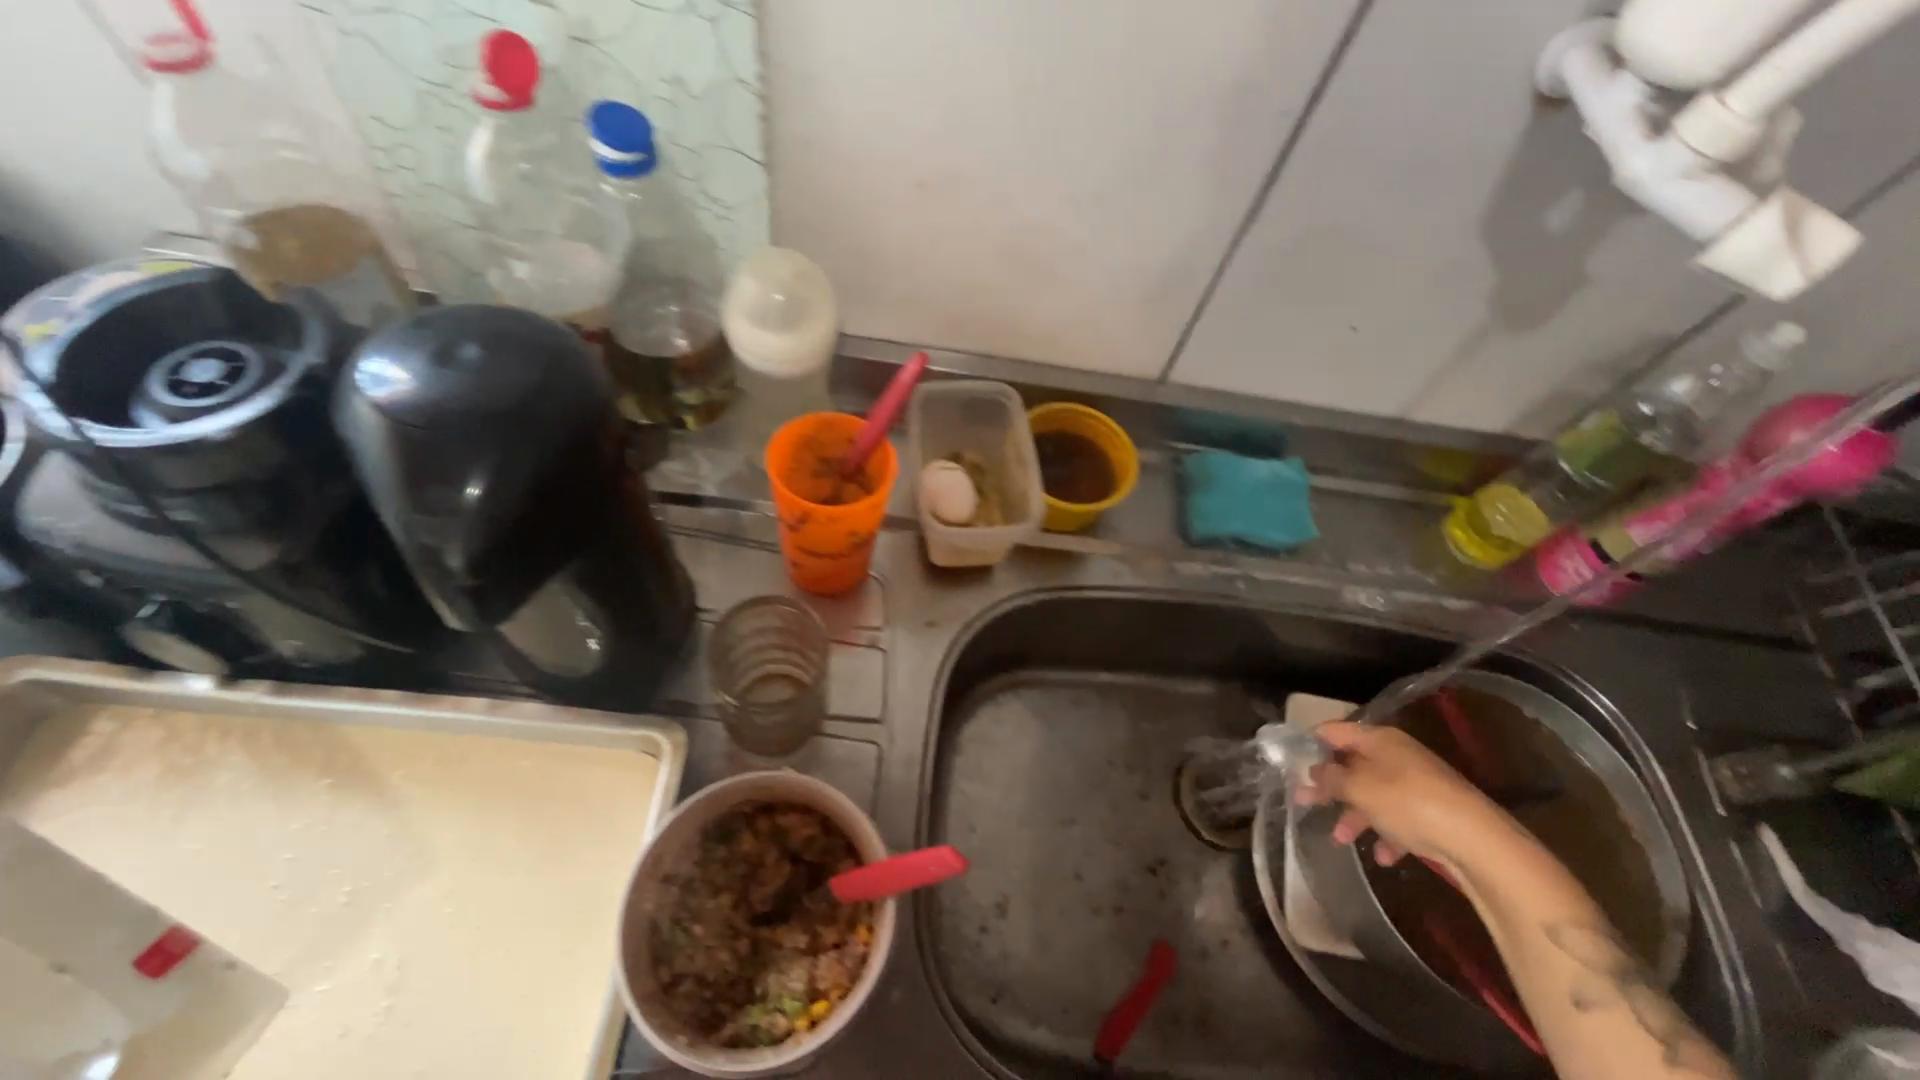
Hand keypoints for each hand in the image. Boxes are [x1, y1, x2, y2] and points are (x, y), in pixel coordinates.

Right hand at [1294, 720, 1511, 869]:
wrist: (1476, 840)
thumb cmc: (1409, 803)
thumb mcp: (1360, 789)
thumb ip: (1332, 778)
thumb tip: (1314, 770)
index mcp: (1379, 740)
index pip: (1335, 731)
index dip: (1311, 745)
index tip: (1290, 764)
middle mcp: (1397, 756)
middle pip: (1352, 765)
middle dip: (1329, 786)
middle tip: (1304, 802)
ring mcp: (1416, 784)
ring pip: (1373, 795)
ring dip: (1354, 816)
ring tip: (1340, 840)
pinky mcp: (1431, 812)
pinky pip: (1398, 819)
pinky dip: (1387, 836)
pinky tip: (1383, 856)